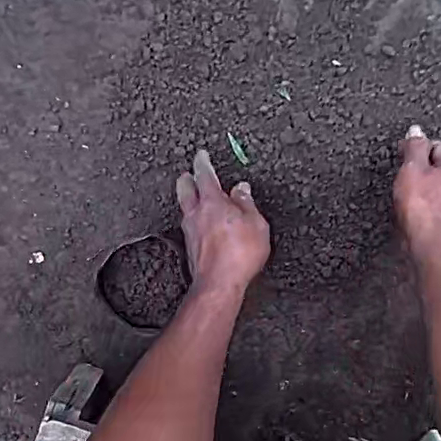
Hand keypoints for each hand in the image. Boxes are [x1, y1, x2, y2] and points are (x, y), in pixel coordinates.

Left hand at [176, 149, 269, 294]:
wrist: (219, 284)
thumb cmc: (239, 254)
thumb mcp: (256, 224)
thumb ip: (247, 204)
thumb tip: (241, 189)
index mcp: (212, 202)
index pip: (204, 175)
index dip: (203, 163)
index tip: (201, 155)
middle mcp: (196, 214)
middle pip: (185, 189)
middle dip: (187, 178)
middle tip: (189, 173)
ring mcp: (190, 232)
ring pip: (185, 208)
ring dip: (189, 199)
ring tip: (195, 197)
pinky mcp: (189, 248)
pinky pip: (189, 226)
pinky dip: (194, 219)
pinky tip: (200, 224)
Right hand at [394, 125, 440, 244]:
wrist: (427, 237)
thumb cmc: (420, 203)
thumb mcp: (412, 167)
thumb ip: (414, 146)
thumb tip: (416, 131)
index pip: (437, 146)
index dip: (417, 148)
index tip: (403, 154)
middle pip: (439, 165)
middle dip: (422, 167)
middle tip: (404, 175)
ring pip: (439, 184)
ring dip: (425, 185)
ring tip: (408, 192)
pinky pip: (437, 201)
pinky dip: (427, 201)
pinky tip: (415, 206)